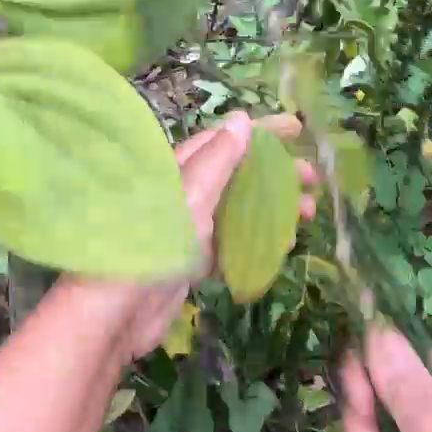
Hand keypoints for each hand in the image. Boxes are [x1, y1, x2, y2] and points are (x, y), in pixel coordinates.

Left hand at [69, 112, 317, 361]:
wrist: (118, 312)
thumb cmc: (153, 244)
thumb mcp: (191, 195)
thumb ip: (217, 160)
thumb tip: (242, 119)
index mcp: (179, 169)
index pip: (225, 138)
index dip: (261, 131)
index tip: (297, 128)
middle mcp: (184, 193)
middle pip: (237, 174)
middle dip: (276, 172)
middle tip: (313, 180)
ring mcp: (189, 229)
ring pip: (238, 209)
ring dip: (273, 208)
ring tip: (308, 215)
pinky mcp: (192, 262)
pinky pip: (232, 244)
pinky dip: (257, 241)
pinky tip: (283, 248)